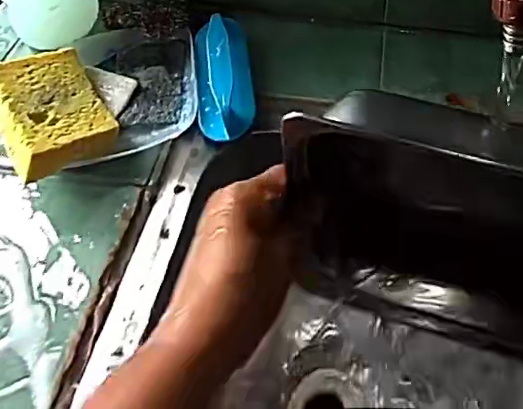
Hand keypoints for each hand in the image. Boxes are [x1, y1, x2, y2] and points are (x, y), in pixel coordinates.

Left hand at [155, 164, 295, 375]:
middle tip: (313, 235)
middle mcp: (221, 202)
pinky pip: (246, 234)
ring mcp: (213, 226)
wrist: (196, 348)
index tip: (325, 207)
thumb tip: (314, 205)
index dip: (309, 190)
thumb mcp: (283, 259)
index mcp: (237, 193)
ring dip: (278, 232)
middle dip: (293, 213)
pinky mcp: (211, 250)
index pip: (283, 175)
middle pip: (269, 195)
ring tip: (296, 256)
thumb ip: (302, 224)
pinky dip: (262, 246)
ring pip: (259, 217)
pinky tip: (273, 270)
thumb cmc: (238, 299)